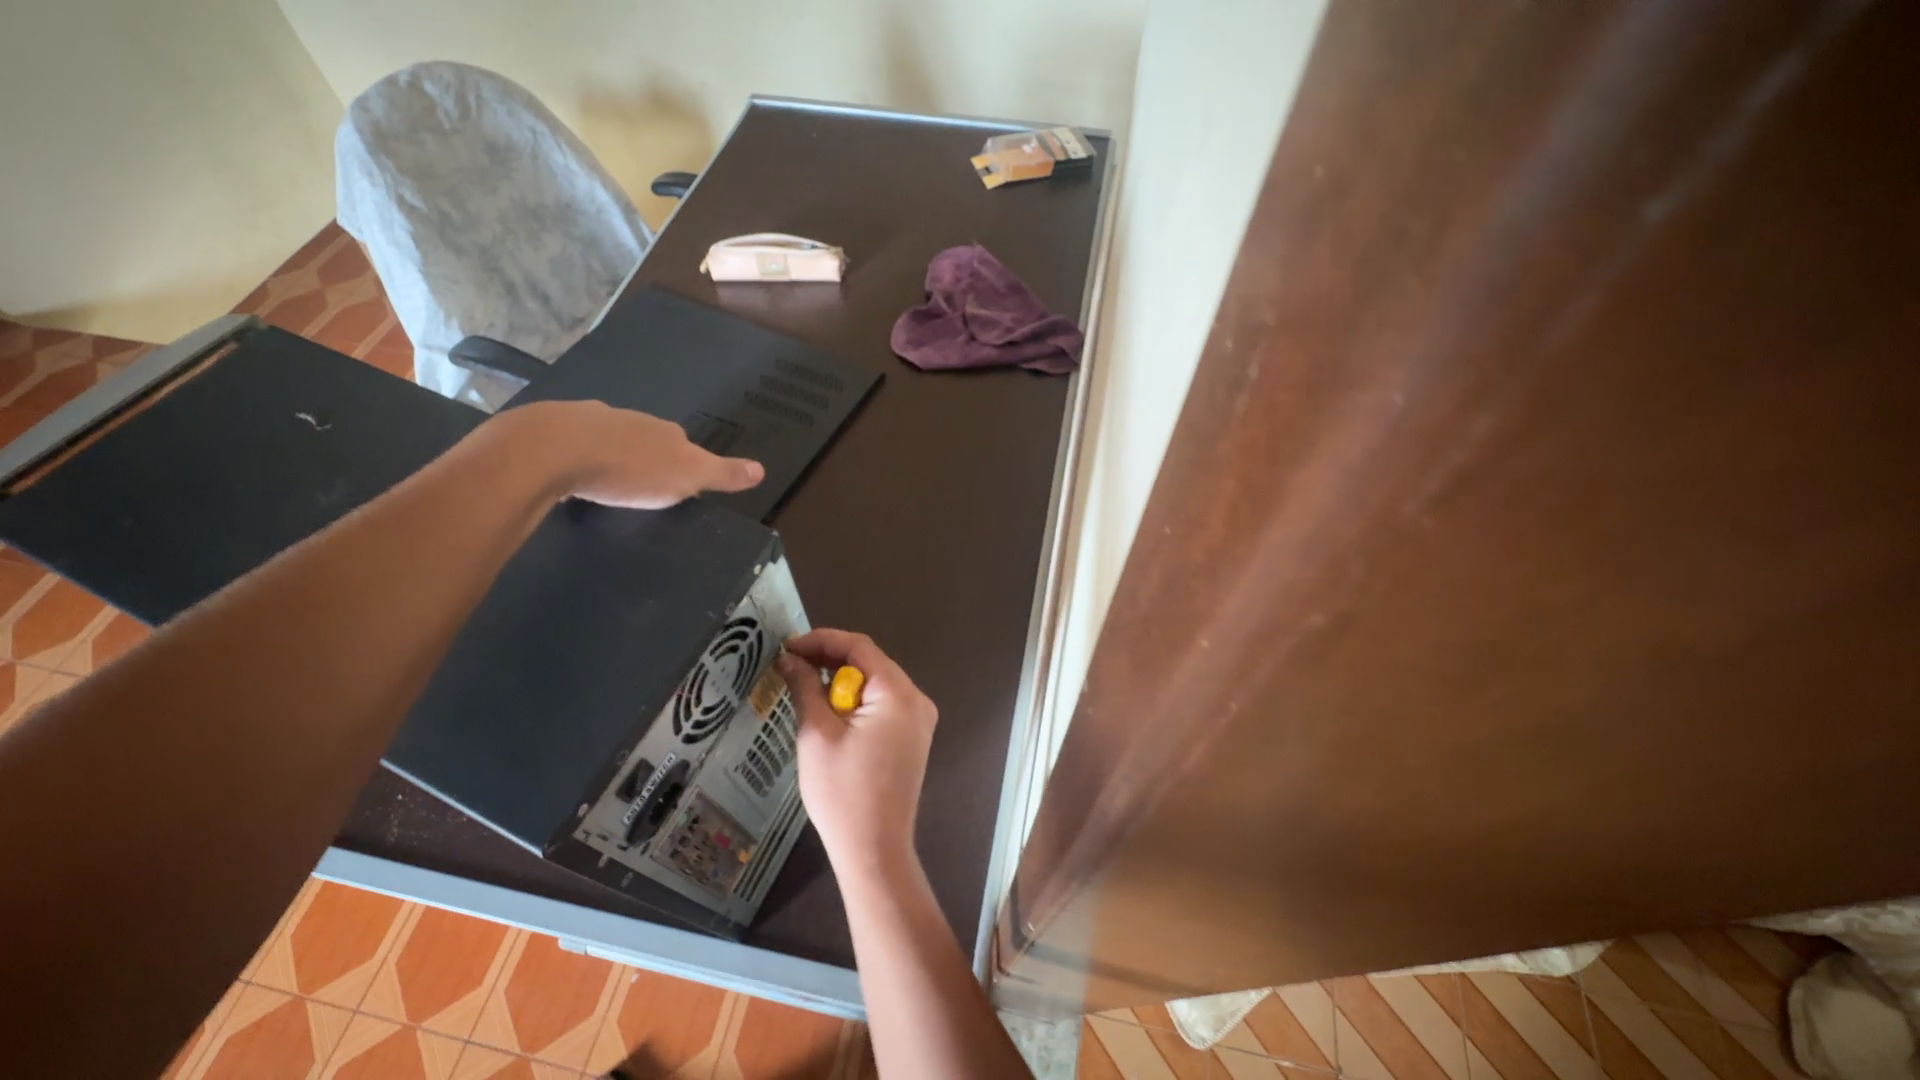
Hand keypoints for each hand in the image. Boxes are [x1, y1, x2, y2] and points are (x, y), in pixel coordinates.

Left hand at [500, 400, 763, 508]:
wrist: (554, 450)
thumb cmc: (630, 469)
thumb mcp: (687, 478)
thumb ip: (723, 474)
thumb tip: (762, 470)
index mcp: (666, 432)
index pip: (684, 445)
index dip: (683, 465)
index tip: (678, 484)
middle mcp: (632, 418)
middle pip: (647, 438)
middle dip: (646, 457)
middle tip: (643, 484)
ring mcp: (591, 419)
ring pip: (609, 438)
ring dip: (610, 455)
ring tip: (605, 480)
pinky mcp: (554, 428)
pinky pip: (574, 443)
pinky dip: (577, 456)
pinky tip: (570, 471)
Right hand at [777, 630, 937, 879]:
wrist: (874, 849)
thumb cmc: (842, 792)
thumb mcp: (816, 734)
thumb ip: (805, 687)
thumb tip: (790, 659)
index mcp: (898, 694)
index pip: (859, 647)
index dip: (822, 641)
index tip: (788, 648)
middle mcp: (917, 700)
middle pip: (871, 663)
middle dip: (831, 660)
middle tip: (792, 666)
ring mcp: (920, 721)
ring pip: (877, 684)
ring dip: (842, 681)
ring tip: (805, 687)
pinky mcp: (914, 739)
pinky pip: (884, 705)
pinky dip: (857, 701)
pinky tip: (831, 711)